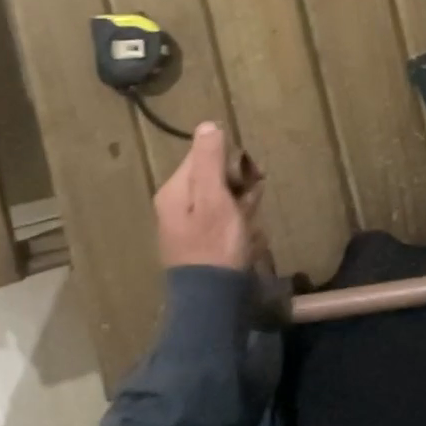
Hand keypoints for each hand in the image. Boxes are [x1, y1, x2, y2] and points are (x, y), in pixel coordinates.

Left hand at [153, 123, 263, 270]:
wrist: (212, 300)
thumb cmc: (215, 246)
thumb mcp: (214, 198)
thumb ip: (209, 162)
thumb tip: (207, 125)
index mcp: (175, 189)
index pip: (204, 153)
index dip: (230, 160)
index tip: (248, 178)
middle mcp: (175, 202)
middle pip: (213, 174)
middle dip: (238, 183)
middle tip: (251, 201)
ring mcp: (187, 223)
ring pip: (221, 195)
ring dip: (241, 203)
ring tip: (249, 223)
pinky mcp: (200, 240)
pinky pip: (222, 216)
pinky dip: (238, 220)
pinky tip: (247, 234)